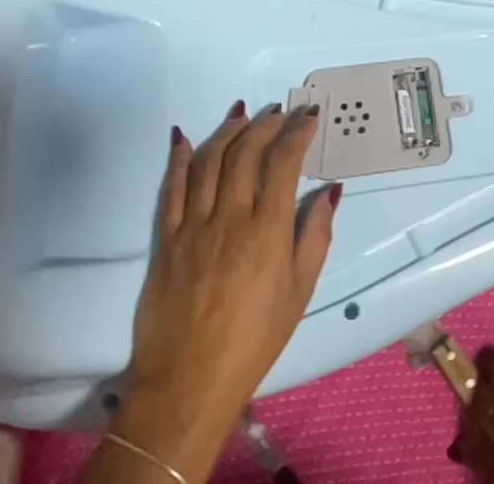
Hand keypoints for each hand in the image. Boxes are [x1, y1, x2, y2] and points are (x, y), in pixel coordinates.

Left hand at [92, 103, 337, 483]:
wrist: (188, 381)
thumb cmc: (254, 341)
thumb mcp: (300, 292)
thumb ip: (315, 236)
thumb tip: (330, 191)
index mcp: (267, 231)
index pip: (283, 163)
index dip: (296, 133)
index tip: (308, 116)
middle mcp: (229, 217)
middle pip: (245, 153)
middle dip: (265, 124)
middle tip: (279, 111)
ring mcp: (192, 226)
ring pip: (208, 161)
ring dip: (227, 131)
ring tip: (243, 115)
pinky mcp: (164, 239)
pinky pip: (170, 188)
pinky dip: (178, 158)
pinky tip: (185, 139)